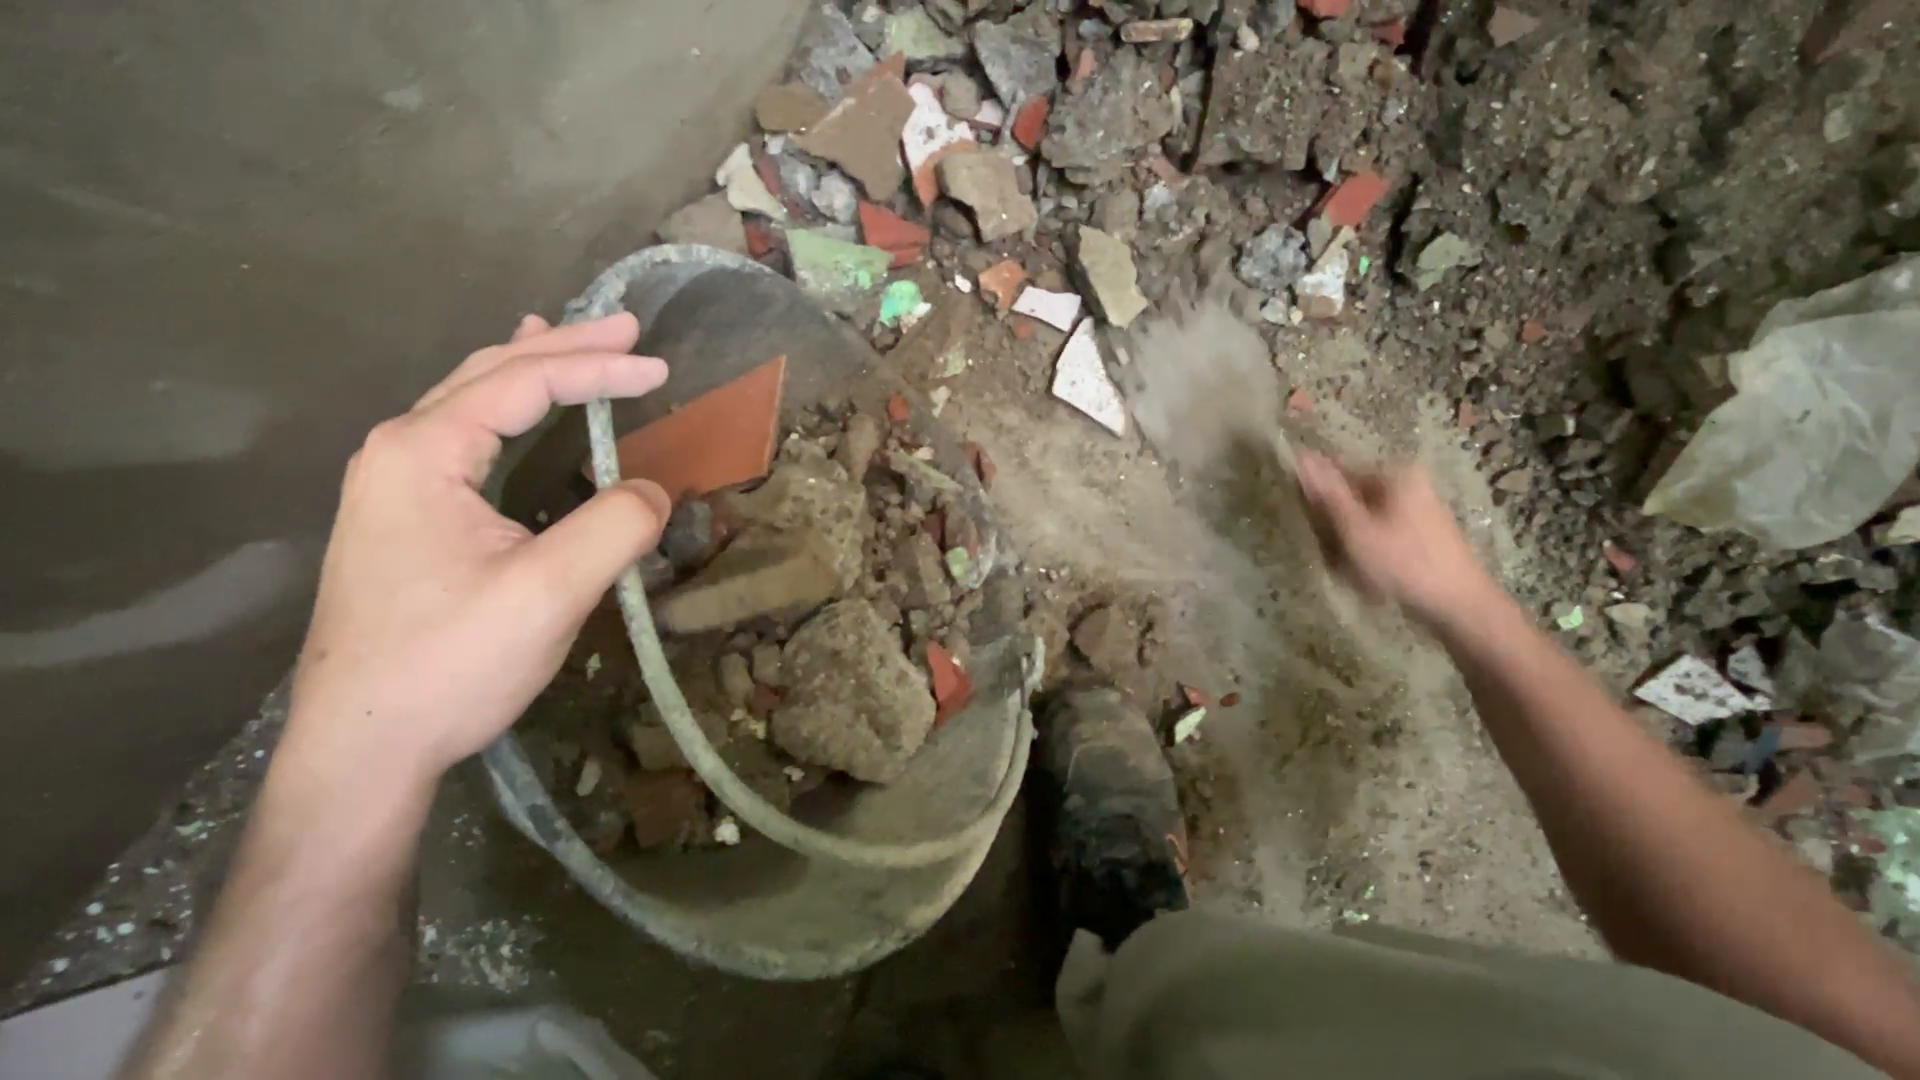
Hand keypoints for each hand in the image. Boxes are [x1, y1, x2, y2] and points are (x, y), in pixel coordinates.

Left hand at [285, 313, 669, 786]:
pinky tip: (511, 409)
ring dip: (528, 369)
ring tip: (570, 339)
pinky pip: (460, 436)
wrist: (364, 742)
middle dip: (562, 346)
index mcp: (423, 452)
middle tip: (627, 326)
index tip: (661, 369)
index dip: (598, 369)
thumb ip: (615, 526)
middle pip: (488, 373)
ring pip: (468, 401)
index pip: (523, 383)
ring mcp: (391, 486)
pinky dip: (502, 407)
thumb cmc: (452, 662)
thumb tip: (657, 491)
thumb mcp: (550, 593)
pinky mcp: (401, 519)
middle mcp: (397, 452)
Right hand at [1294, 451, 1499, 627]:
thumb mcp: (1355, 529)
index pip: (1336, 475)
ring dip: (1350, 550)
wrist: (1459, 604)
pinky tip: (1372, 580)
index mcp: (1395, 474)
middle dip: (1336, 532)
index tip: (1318, 532)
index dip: (1319, 504)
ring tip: (1357, 575)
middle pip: (1349, 501)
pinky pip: (1380, 538)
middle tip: (1339, 560)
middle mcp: (1407, 484)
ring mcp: (1417, 510)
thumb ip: (1326, 494)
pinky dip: (1370, 557)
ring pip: (1362, 524)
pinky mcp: (1421, 534)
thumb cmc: (1403, 563)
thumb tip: (1301, 457)